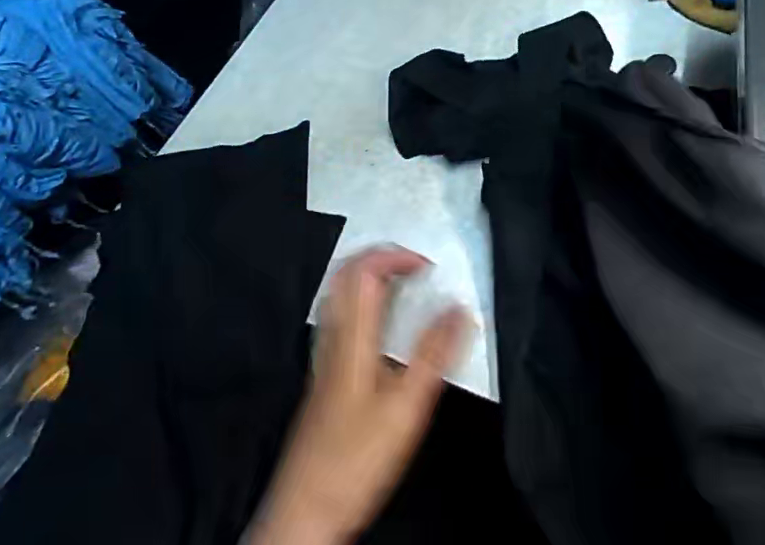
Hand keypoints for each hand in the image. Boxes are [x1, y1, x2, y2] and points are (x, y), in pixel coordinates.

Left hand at [247, 247, 469, 544]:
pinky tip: (379, 324)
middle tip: (413, 264)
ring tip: (401, 284)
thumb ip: (433, 354)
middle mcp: (333, 337)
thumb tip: (459, 308)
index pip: (366, 271)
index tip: (427, 265)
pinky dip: (360, 301)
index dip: (396, 256)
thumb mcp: (406, 407)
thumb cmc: (357, 458)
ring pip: (339, 293)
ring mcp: (322, 355)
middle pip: (346, 273)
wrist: (305, 508)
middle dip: (380, 256)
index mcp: (353, 337)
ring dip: (369, 276)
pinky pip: (338, 316)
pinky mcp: (321, 373)